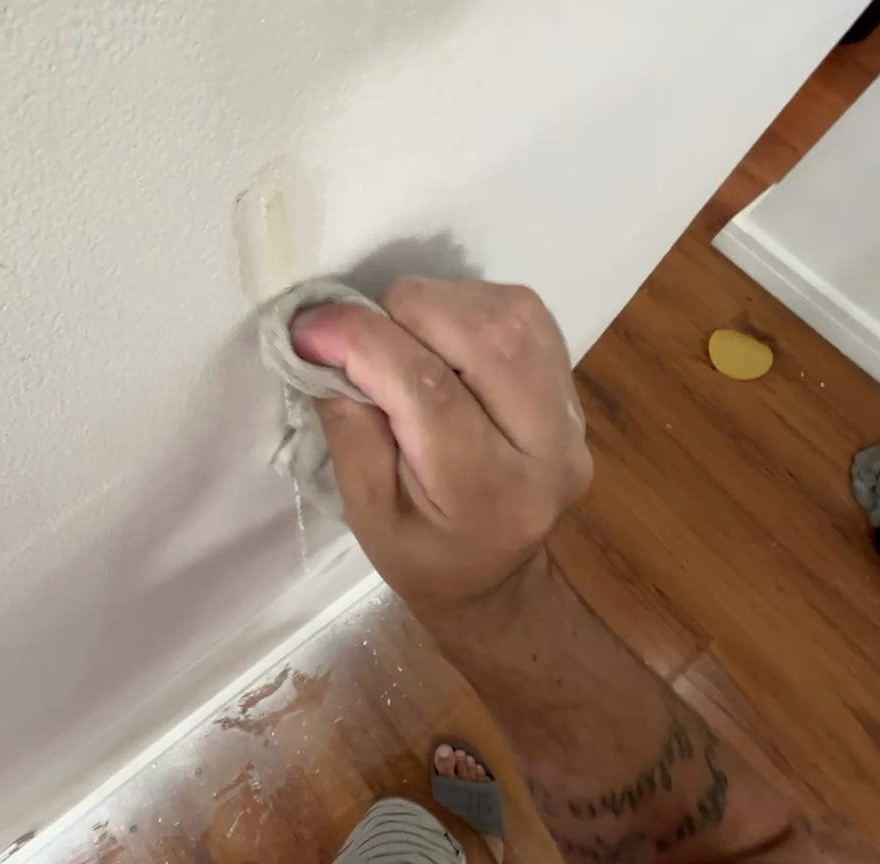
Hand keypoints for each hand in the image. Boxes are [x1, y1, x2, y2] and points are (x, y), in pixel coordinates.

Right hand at [291, 278, 591, 619]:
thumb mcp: (364, 510)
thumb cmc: (418, 551)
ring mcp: (570, 414)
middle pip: (488, 337)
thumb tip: (323, 343)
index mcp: (488, 492)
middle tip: (358, 332)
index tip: (306, 327)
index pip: (428, 389)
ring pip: (512, 313)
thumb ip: (348, 424)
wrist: (494, 575)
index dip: (361, 340)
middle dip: (404, 311)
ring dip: (438, 304)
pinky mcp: (572, 387)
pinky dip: (470, 305)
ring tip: (398, 333)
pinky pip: (525, 315)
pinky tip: (441, 333)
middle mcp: (548, 447)